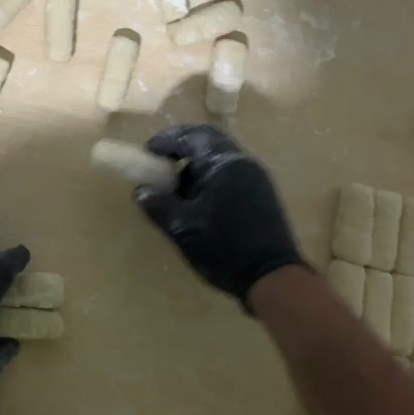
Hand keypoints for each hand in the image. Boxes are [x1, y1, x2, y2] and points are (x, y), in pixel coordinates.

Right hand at [134, 124, 306, 309]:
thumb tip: (140, 191)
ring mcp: (256, 177)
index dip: (166, 140)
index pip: (191, 136)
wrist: (272, 278)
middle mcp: (242, 162)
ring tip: (176, 182)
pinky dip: (210, 175)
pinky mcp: (262, 193)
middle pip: (209, 140)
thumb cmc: (224, 248)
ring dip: (196, 162)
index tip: (147, 151)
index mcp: (223, 164)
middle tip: (161, 158)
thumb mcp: (183, 228)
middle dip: (182, 145)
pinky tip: (198, 198)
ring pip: (220, 156)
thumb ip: (158, 205)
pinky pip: (230, 172)